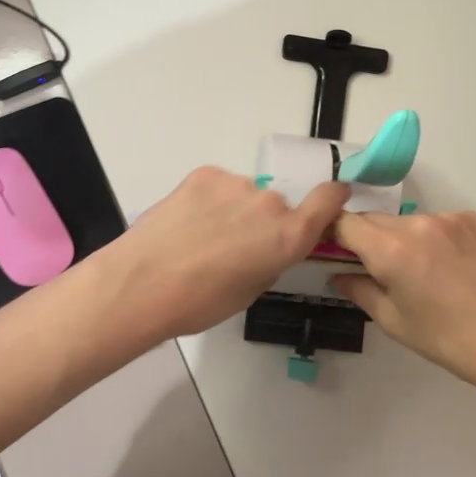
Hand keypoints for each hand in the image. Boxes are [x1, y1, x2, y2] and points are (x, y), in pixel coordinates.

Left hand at [103, 167, 347, 339]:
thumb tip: (267, 248)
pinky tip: (187, 223)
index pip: (328, 201)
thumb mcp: (250, 292)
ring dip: (233, 211)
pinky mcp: (204, 174)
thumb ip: (271, 261)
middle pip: (278, 206)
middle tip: (233, 248)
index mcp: (288, 238)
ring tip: (201, 238)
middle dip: (263, 223)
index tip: (332, 198)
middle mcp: (270, 204)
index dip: (333, 198)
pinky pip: (218, 186)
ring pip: (245, 196)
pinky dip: (209, 200)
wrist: (142, 283)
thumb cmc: (200, 302)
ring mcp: (236, 185)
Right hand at [331, 211, 475, 396]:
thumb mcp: (395, 323)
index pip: (345, 224)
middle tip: (378, 271)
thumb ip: (361, 291)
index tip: (334, 251)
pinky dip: (434, 238)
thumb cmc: (450, 341)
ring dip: (403, 239)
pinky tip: (450, 267)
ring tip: (423, 274)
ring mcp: (451, 218)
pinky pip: (439, 222)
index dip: (334, 235)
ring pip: (408, 221)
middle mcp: (419, 224)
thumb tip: (339, 276)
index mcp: (392, 251)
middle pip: (375, 219)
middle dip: (368, 239)